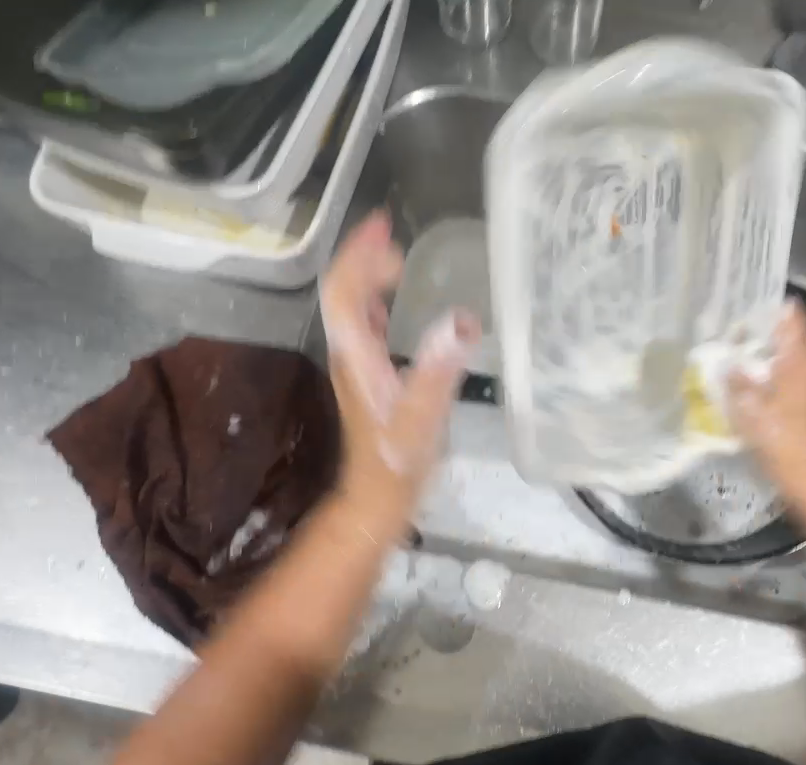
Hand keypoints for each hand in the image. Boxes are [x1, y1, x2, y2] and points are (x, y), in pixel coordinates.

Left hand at [318, 212, 470, 535]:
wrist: (378, 497)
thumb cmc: (398, 462)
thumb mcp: (423, 417)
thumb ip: (438, 370)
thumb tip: (461, 320)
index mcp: (357, 356)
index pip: (344, 292)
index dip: (359, 255)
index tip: (382, 227)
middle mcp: (350, 355)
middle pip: (345, 293)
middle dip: (363, 258)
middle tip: (393, 234)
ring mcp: (357, 367)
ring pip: (354, 310)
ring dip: (368, 278)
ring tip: (397, 258)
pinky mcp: (369, 380)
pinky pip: (367, 328)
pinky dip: (379, 304)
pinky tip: (399, 304)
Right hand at [728, 299, 805, 495]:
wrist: (805, 470)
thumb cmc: (779, 436)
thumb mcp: (749, 406)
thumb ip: (737, 379)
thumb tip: (725, 362)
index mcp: (799, 358)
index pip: (791, 316)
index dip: (769, 307)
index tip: (744, 305)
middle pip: (788, 333)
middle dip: (761, 329)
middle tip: (731, 328)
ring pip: (785, 353)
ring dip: (762, 350)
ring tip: (733, 349)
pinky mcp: (803, 398)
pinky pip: (783, 372)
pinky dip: (766, 369)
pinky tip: (745, 377)